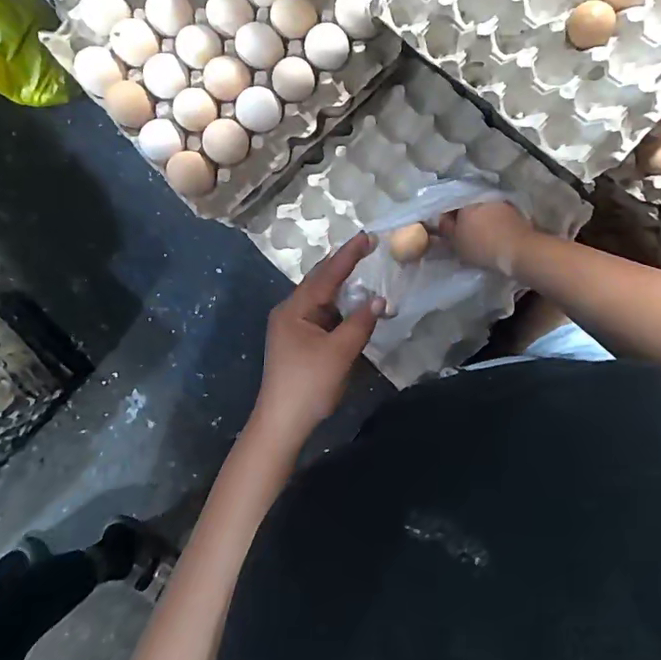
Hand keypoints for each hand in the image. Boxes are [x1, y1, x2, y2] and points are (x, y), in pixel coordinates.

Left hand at [255, 233, 383, 437]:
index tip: (367, 236)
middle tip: (367, 247)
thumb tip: (379, 299)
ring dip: (342, 287)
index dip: (349, 255)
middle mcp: (289, 312)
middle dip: (343, 265)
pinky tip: (352, 306)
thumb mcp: (340, 352)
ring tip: (363, 269)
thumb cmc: (309, 384)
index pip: (326, 275)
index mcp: (295, 309)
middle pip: (319, 282)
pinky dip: (339, 307)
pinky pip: (321, 315)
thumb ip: (361, 322)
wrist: (282, 423)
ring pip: (321, 299)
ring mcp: (291, 328)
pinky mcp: (297, 342)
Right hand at [439, 201, 537, 274]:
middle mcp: (483, 197)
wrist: (519, 250)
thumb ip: (446, 229)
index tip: (447, 229)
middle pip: (469, 205)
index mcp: (466, 202)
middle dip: (465, 216)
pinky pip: (499, 215)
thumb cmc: (482, 246)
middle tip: (464, 232)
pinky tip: (495, 233)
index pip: (450, 205)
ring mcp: (501, 203)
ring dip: (482, 218)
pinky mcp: (516, 212)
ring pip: (485, 209)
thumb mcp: (456, 242)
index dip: (447, 217)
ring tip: (481, 234)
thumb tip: (442, 220)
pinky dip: (495, 222)